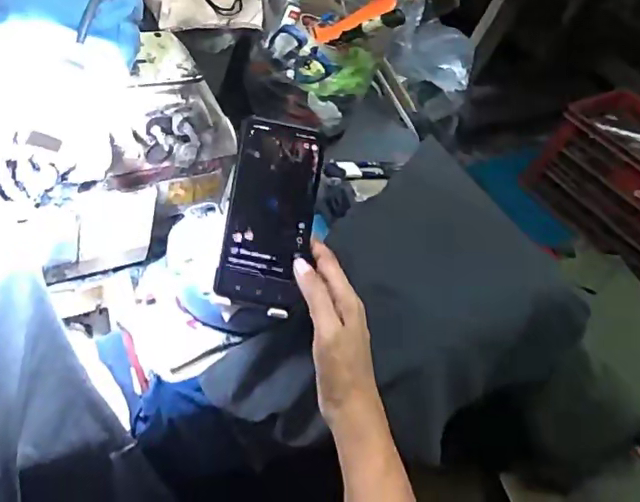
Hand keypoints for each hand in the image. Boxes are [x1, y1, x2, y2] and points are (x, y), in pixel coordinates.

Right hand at [294, 240, 382, 432]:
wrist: (352, 410)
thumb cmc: (341, 369)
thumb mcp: (327, 330)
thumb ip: (316, 295)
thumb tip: (301, 261)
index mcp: (349, 300)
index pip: (331, 263)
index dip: (315, 245)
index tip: (295, 228)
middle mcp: (348, 304)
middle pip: (329, 272)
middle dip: (312, 254)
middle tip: (287, 239)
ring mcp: (342, 319)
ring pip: (326, 285)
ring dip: (311, 272)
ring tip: (288, 259)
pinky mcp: (334, 333)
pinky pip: (322, 301)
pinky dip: (311, 290)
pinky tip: (299, 291)